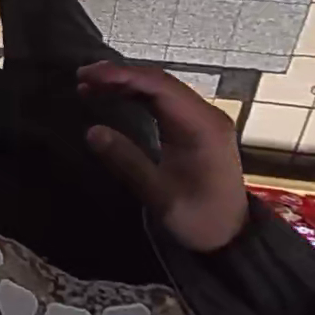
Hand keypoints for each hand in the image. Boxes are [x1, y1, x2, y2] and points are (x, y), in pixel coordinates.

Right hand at [79, 61, 248, 252]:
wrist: (231, 239)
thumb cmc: (199, 219)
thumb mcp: (161, 196)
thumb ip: (127, 161)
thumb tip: (92, 131)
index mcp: (202, 125)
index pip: (159, 86)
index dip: (122, 76)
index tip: (90, 75)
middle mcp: (205, 114)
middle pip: (160, 82)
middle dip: (120, 75)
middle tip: (83, 76)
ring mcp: (202, 119)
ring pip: (160, 89)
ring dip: (126, 84)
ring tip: (91, 84)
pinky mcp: (195, 127)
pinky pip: (164, 101)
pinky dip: (137, 95)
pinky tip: (115, 96)